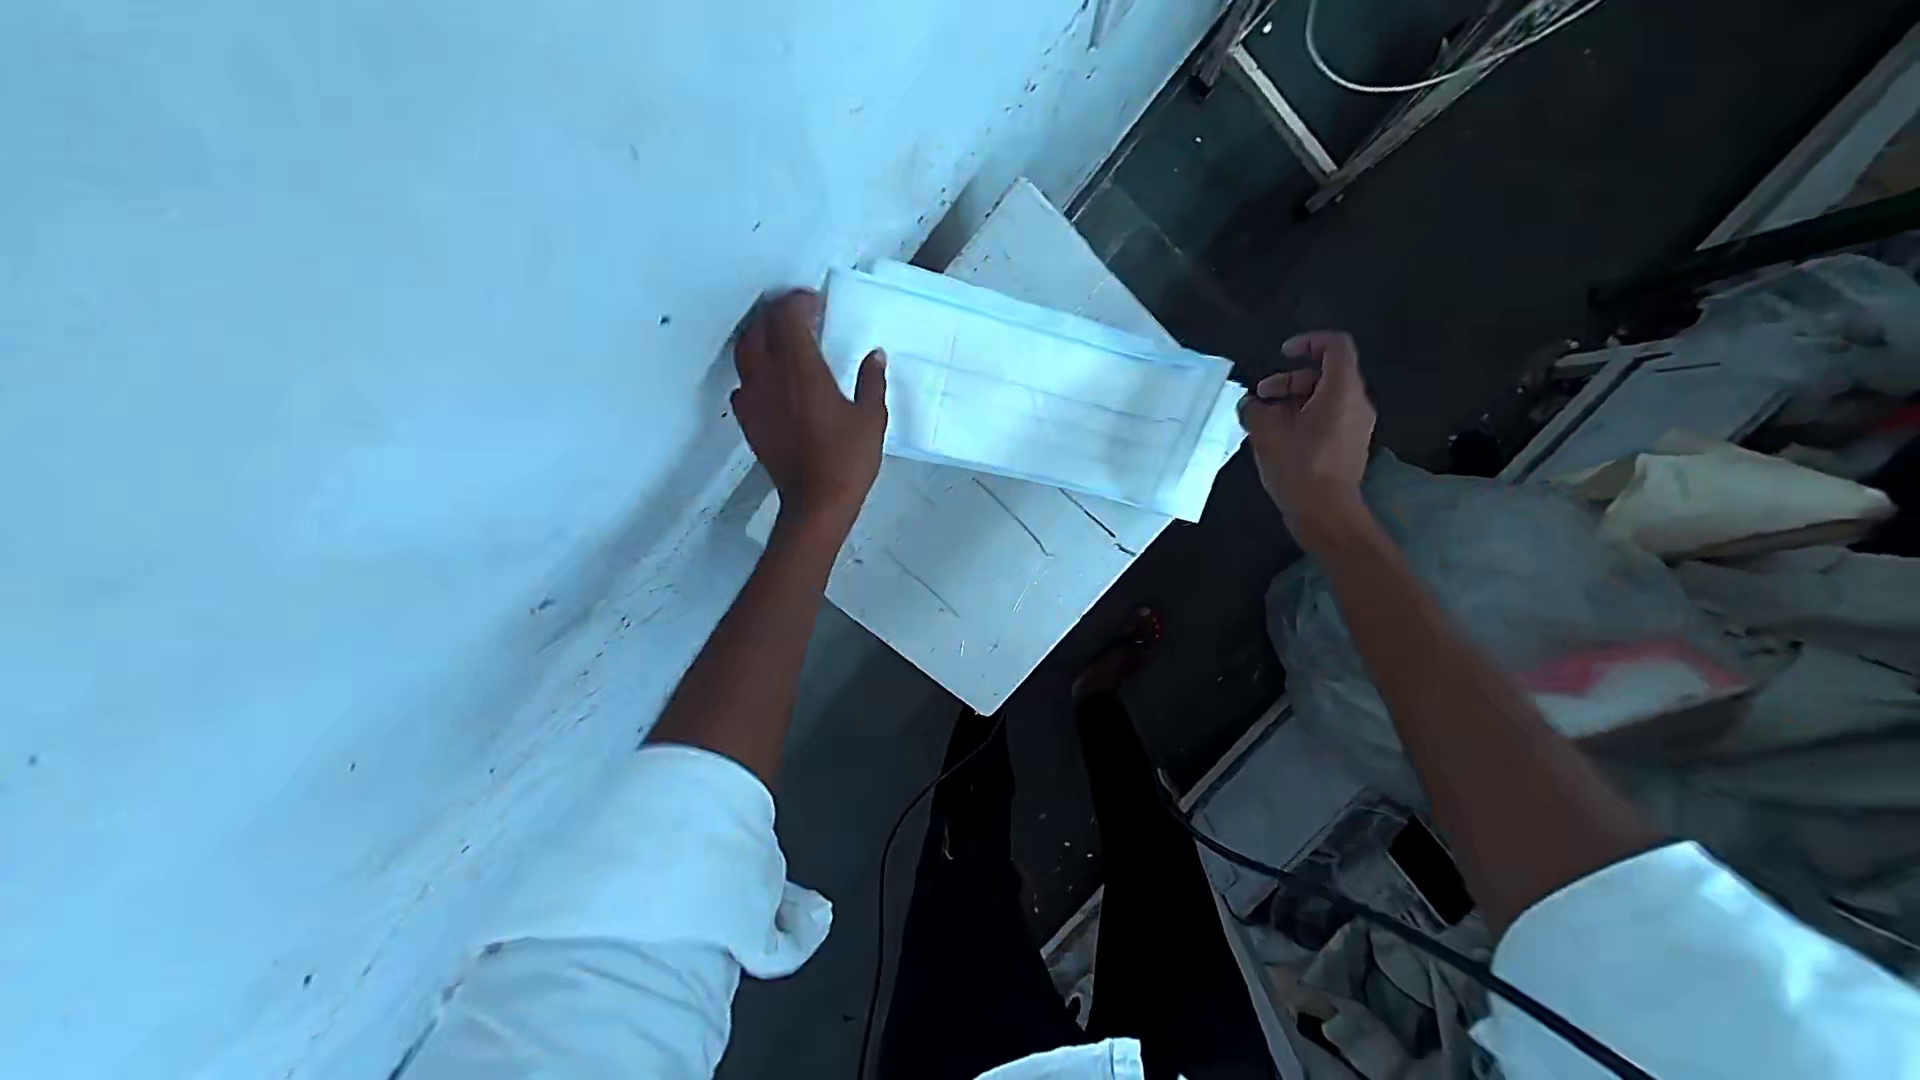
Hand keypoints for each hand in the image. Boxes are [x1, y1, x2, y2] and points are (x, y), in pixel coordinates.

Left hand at [732, 289, 887, 532]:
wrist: (816, 501)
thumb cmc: (846, 460)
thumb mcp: (871, 417)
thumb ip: (871, 381)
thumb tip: (874, 357)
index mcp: (802, 369)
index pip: (789, 318)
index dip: (798, 302)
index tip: (813, 301)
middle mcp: (771, 377)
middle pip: (762, 328)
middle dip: (778, 313)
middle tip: (797, 313)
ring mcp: (755, 398)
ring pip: (745, 351)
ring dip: (760, 336)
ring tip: (779, 337)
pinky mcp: (748, 420)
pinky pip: (742, 383)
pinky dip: (752, 371)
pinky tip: (768, 379)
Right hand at [1237, 331, 1376, 552]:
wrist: (1325, 513)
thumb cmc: (1298, 468)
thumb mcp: (1265, 433)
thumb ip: (1254, 408)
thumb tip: (1251, 403)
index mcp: (1341, 392)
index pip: (1336, 346)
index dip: (1309, 341)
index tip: (1282, 353)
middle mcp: (1356, 403)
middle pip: (1326, 373)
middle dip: (1290, 379)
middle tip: (1261, 396)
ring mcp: (1356, 425)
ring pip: (1324, 397)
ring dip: (1292, 400)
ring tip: (1264, 420)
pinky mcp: (1349, 444)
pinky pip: (1327, 417)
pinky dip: (1303, 417)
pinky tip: (1278, 437)